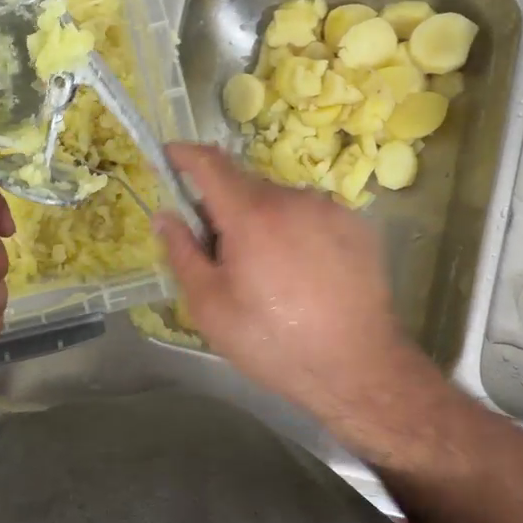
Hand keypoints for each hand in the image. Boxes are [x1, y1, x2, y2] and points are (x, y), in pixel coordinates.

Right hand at [152, 144, 420, 427]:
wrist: (358, 368)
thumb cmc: (273, 342)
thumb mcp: (210, 307)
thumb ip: (183, 254)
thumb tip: (164, 216)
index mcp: (251, 216)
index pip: (210, 164)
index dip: (184, 155)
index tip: (168, 156)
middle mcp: (293, 199)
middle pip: (244, 186)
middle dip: (223, 208)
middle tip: (217, 253)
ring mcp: (330, 209)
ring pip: (279, 202)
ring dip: (262, 221)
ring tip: (265, 272)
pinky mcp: (356, 226)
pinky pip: (310, 216)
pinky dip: (294, 231)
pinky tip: (300, 274)